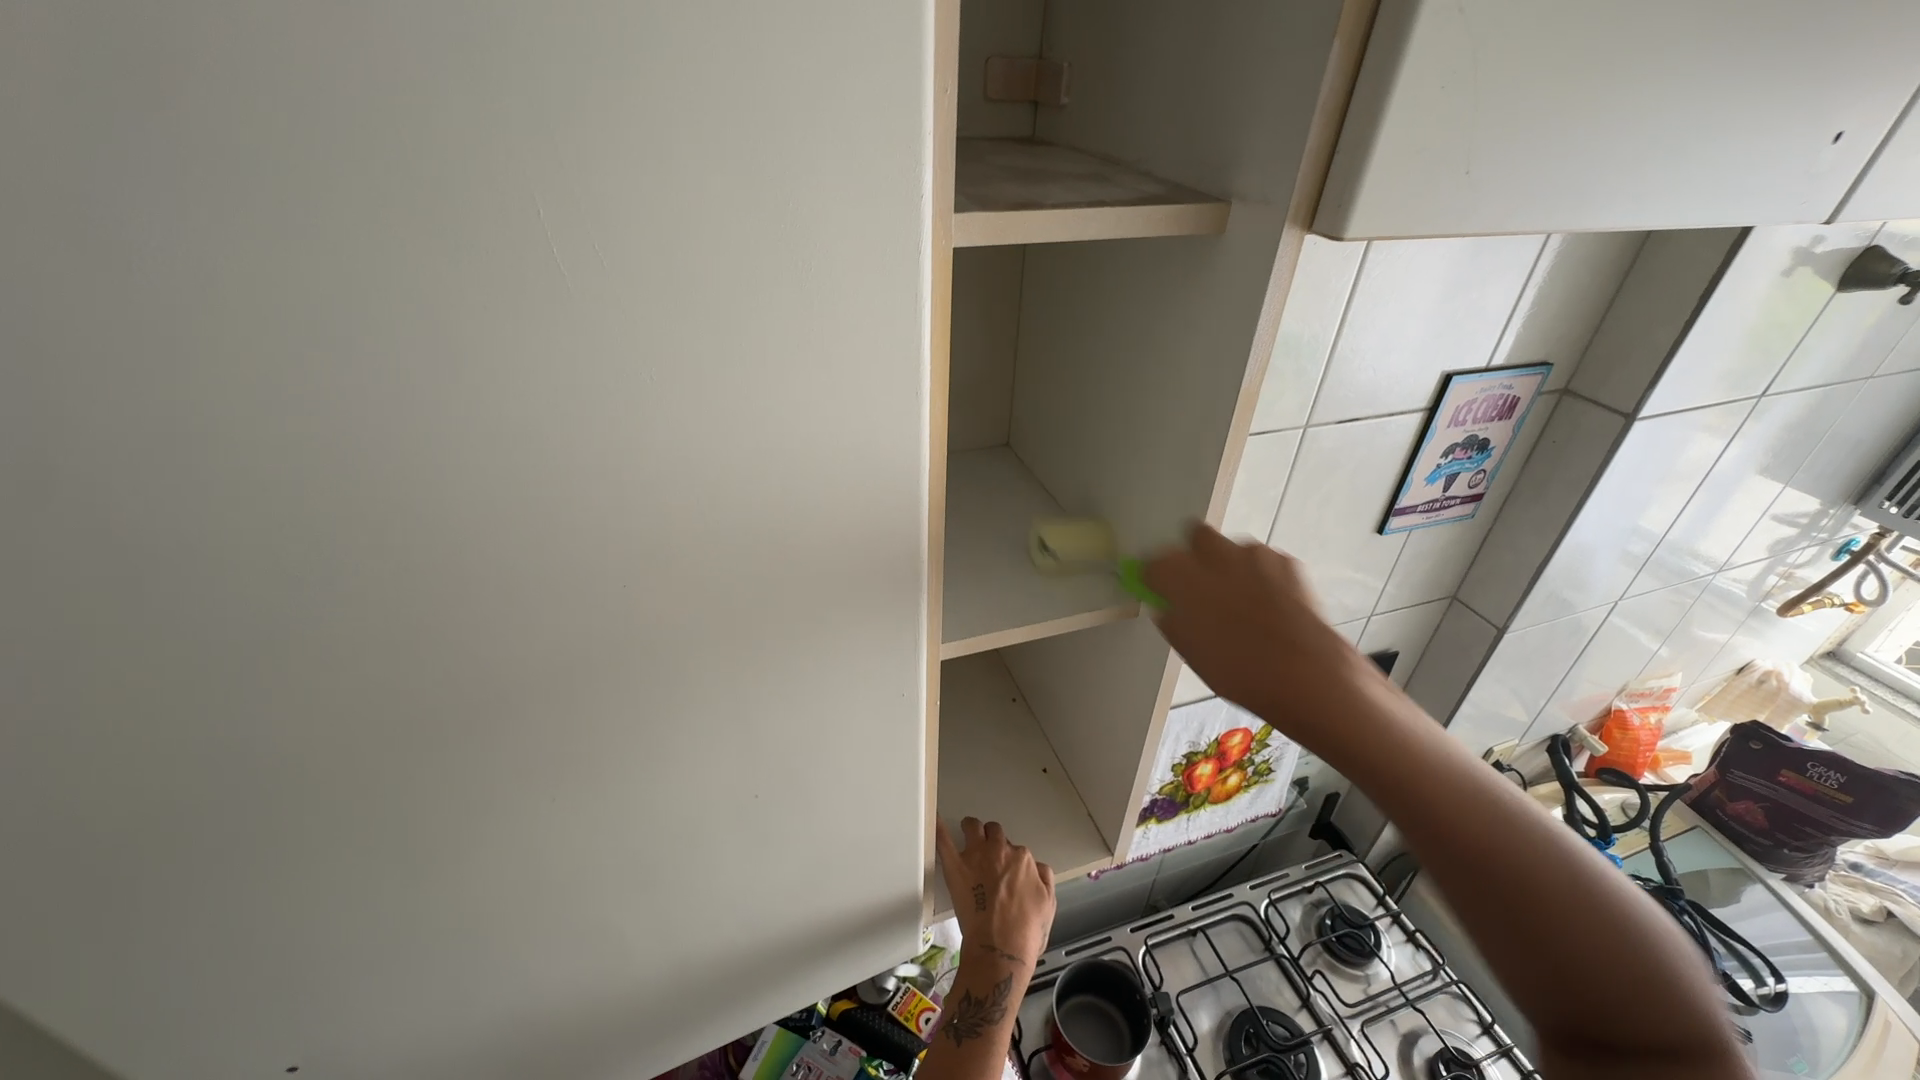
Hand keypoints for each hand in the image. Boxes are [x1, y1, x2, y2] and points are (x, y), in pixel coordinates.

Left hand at [936, 817, 1054, 965]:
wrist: (1000, 948)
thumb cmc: (1026, 932)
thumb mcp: (1049, 904)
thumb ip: (1044, 878)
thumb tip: (1036, 868)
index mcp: (1023, 860)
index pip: (1016, 850)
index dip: (1010, 860)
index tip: (1006, 872)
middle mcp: (1000, 851)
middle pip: (995, 833)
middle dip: (992, 839)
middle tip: (988, 854)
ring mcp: (975, 856)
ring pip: (973, 827)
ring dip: (972, 828)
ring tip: (968, 832)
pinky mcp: (955, 867)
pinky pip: (943, 840)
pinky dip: (939, 827)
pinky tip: (934, 818)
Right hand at [1144, 523, 1388, 749]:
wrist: (1305, 674)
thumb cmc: (1238, 671)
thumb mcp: (1190, 651)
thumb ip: (1173, 619)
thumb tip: (1167, 606)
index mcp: (1182, 578)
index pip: (1154, 561)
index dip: (1155, 575)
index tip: (1158, 588)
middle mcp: (1215, 555)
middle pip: (1195, 536)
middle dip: (1194, 555)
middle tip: (1200, 585)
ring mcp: (1253, 554)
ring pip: (1231, 547)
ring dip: (1229, 564)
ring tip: (1242, 600)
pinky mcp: (1285, 561)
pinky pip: (1263, 560)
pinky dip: (1260, 575)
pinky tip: (1269, 604)